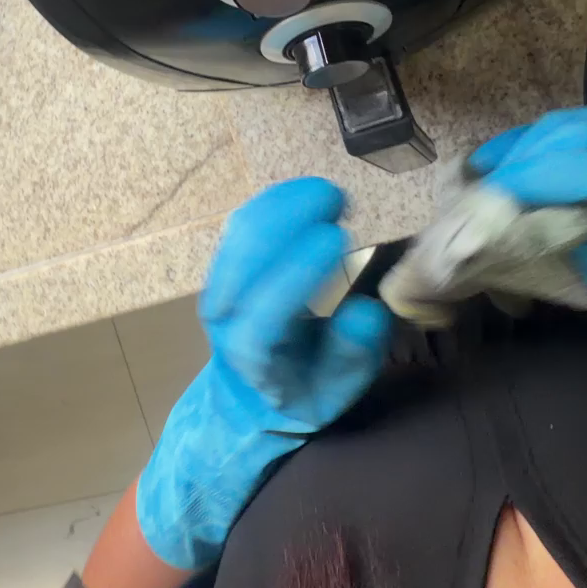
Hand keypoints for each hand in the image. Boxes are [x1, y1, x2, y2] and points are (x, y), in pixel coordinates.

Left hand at [135, 178, 391, 568]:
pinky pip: (242, 225)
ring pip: (240, 233)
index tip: (339, 235)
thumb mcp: (337, 390)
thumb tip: (367, 309)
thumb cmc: (301, 388)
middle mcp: (225, 316)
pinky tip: (304, 193)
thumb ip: (352, 352)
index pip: (268, 309)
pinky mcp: (223, 263)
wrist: (247, 394)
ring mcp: (219, 284)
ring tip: (327, 194)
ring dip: (282, 203)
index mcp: (253, 355)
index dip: (300, 270)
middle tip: (338, 198)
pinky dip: (274, 202)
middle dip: (288, 216)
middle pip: (244, 256)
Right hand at [470, 107, 586, 321]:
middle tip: (483, 197)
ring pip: (563, 125)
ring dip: (521, 152)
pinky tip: (495, 160)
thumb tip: (538, 220)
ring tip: (488, 185)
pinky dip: (526, 142)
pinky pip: (562, 126)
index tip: (496, 200)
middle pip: (574, 136)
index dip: (543, 178)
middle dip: (523, 164)